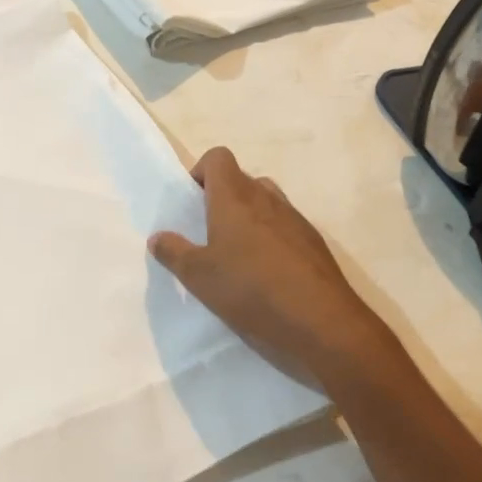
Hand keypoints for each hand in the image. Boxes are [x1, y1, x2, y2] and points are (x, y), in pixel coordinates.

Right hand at [149, 148, 386, 379]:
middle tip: (209, 234)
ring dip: (250, 219)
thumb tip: (158, 237)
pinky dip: (273, 241)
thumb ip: (174, 253)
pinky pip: (287, 229)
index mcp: (234, 197)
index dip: (202, 172)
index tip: (192, 203)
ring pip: (267, 204)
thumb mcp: (199, 277)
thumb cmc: (251, 291)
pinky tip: (268, 277)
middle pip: (242, 180)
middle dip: (223, 199)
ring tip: (238, 257)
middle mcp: (267, 198)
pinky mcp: (316, 244)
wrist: (323, 324)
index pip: (218, 157)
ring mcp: (296, 219)